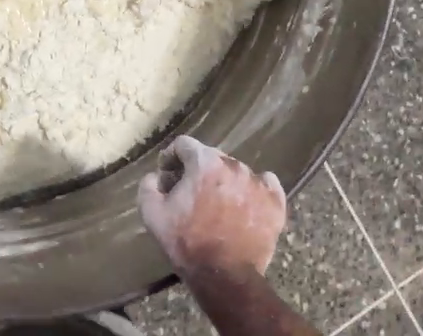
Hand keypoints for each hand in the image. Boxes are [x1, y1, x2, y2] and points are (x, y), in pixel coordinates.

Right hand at [138, 135, 285, 275]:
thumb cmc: (186, 243)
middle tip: (190, 194)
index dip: (171, 158)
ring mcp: (257, 184)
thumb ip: (148, 185)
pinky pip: (266, 183)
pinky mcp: (275, 204)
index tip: (168, 177)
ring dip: (222, 181)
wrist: (225, 278)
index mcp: (204, 162)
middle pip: (210, 156)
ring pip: (235, 171)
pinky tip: (245, 201)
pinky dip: (254, 189)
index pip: (184, 145)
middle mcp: (233, 165)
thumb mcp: (152, 213)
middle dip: (196, 170)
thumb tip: (156, 177)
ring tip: (216, 205)